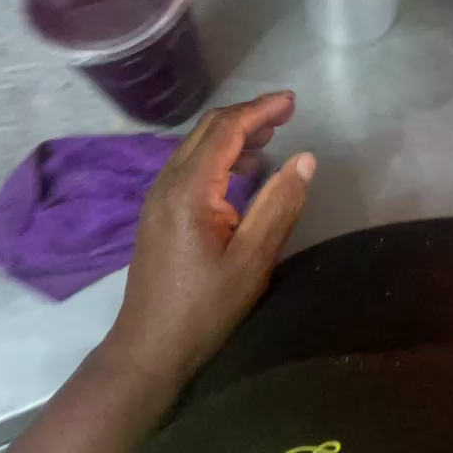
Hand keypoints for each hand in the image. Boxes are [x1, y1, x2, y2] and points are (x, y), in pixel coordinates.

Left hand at [109, 92, 315, 381]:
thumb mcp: (252, 260)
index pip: (227, 130)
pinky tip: (243, 173)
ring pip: (197, 145)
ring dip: (234, 134)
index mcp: (190, 188)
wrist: (147, 351)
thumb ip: (279, 204)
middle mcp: (168, 182)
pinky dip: (220, 155)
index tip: (292, 102)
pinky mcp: (159, 211)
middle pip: (208, 129)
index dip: (261, 110)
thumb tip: (305, 158)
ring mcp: (158, 196)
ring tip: (271, 138)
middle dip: (248, 115)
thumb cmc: (204, 308)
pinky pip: (191, 165)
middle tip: (287, 113)